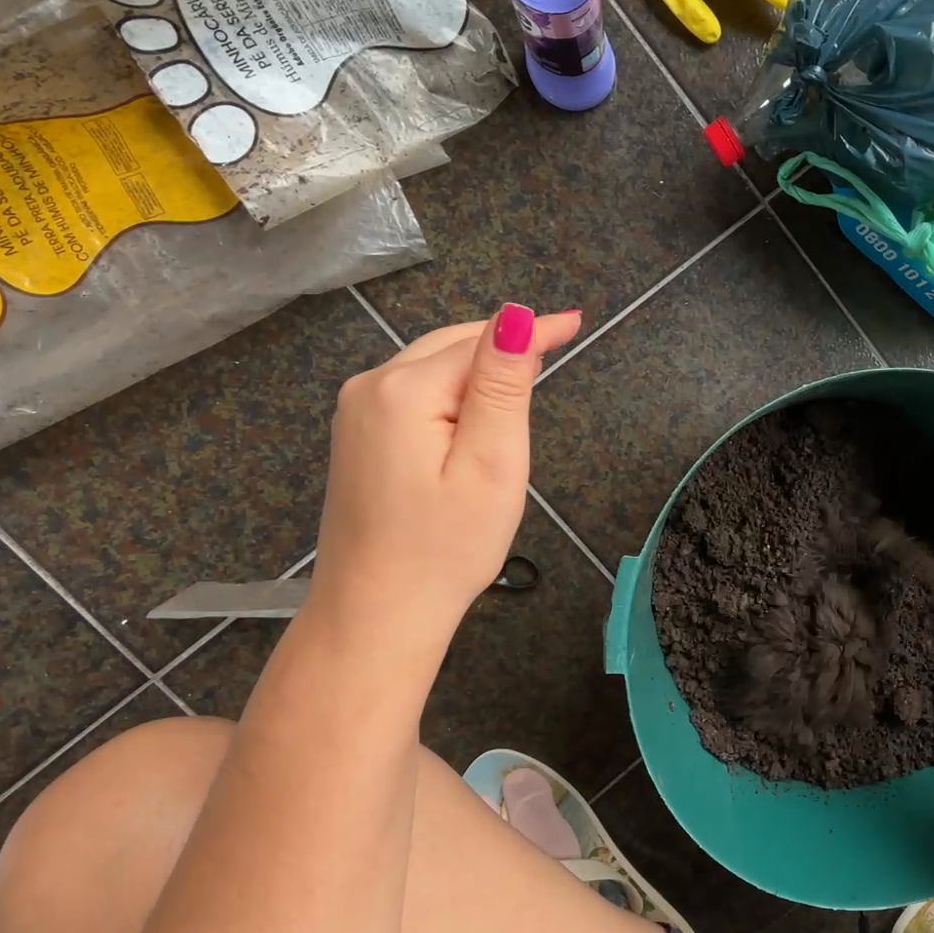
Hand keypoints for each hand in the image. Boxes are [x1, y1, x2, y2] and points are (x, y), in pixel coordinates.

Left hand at [307, 305, 581, 637]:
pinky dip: (454, 391)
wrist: (376, 615)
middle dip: (504, 345)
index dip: (532, 331)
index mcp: (405, 390)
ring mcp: (356, 413)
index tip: (577, 321)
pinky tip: (476, 414)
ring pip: (432, 367)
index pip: (481, 340)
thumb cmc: (447, 546)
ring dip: (479, 368)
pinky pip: (415, 393)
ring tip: (526, 380)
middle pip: (452, 346)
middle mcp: (370, 387)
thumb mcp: (490, 464)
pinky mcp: (357, 438)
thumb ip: (501, 386)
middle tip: (558, 347)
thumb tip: (514, 317)